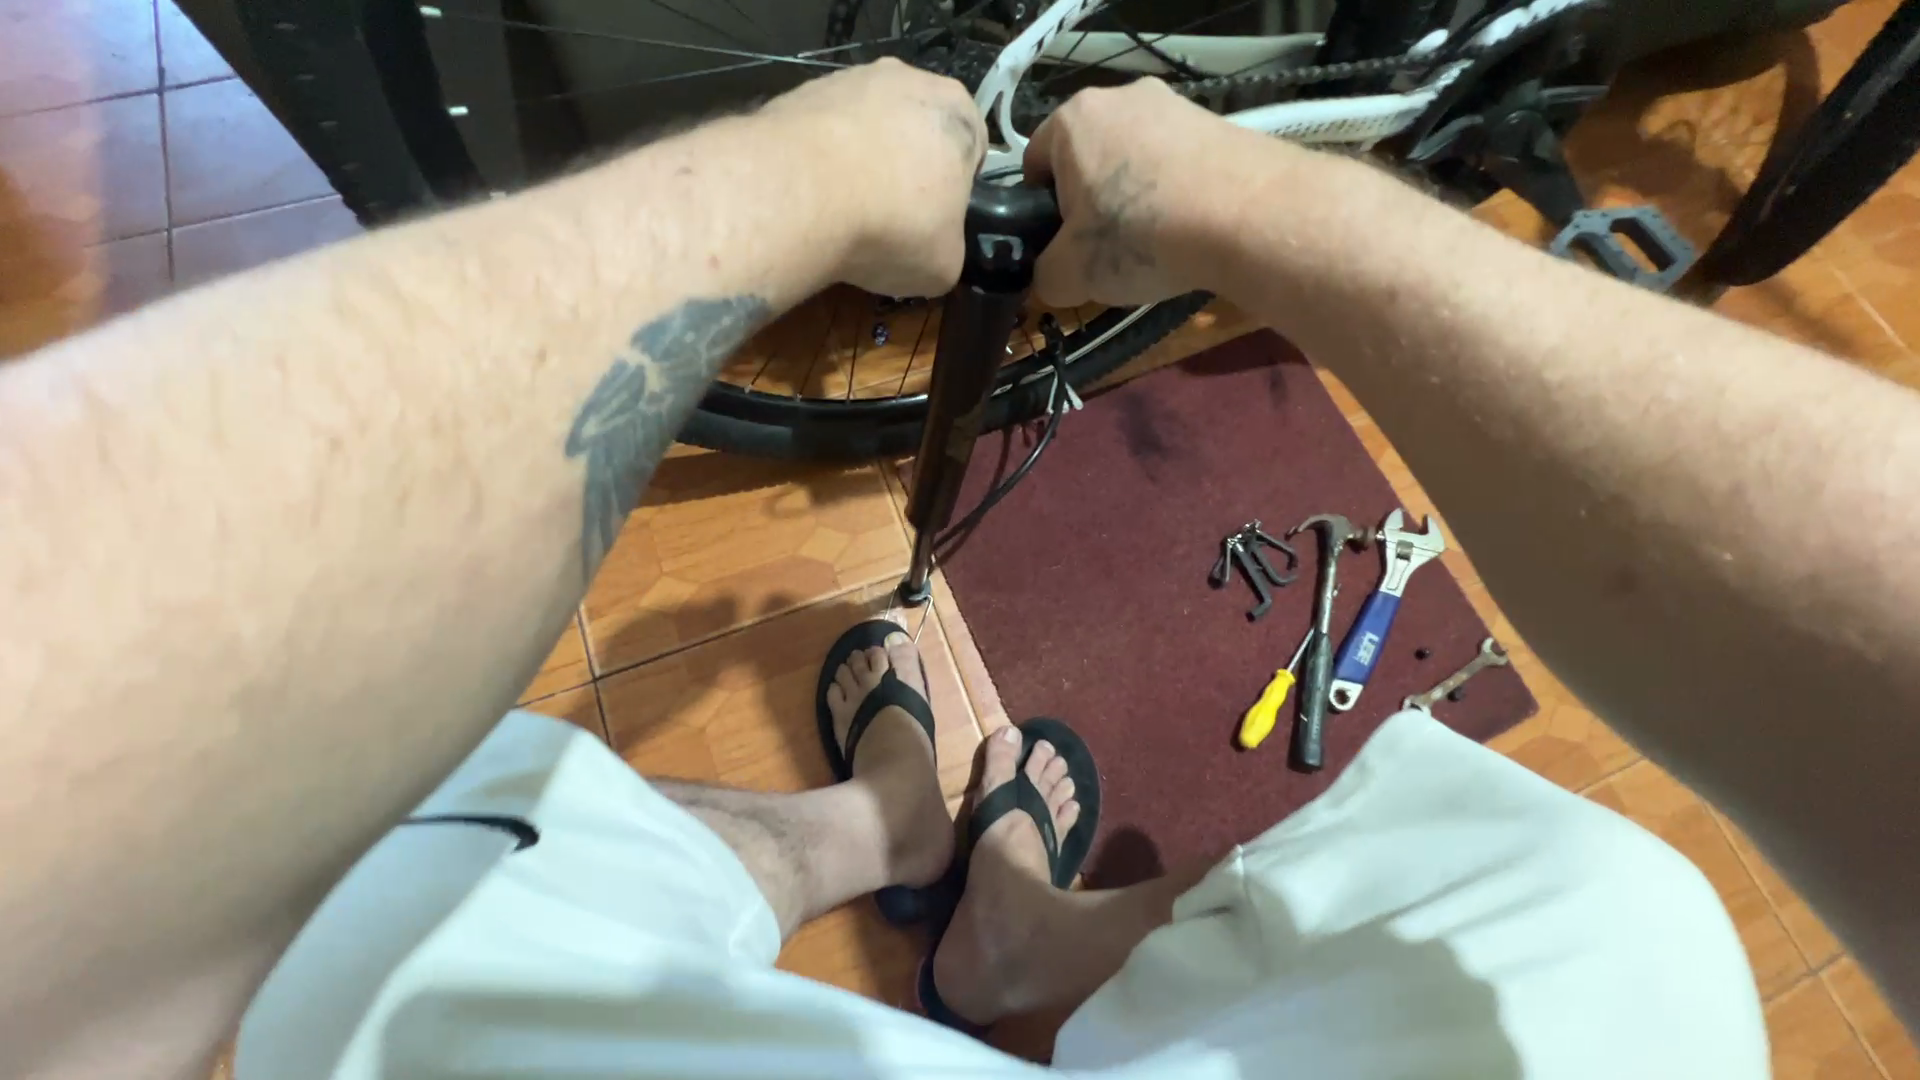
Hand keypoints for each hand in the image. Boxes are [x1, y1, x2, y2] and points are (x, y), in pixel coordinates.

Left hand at [765, 59, 985, 296]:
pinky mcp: (799, 93)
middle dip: (905, 171)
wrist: (804, 196)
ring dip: (859, 164)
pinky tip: (811, 200)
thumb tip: (932, 248)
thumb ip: (948, 245)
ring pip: (865, 129)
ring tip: (843, 214)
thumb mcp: (946, 265)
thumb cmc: (895, 226)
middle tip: (888, 221)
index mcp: (958, 114)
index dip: (953, 190)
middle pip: (915, 133)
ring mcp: (849, 79)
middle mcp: (907, 79)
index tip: (934, 221)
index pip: (971, 150)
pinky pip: (821, 134)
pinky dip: (819, 163)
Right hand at [1024, 79, 1248, 306]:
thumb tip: (1051, 278)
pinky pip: (1175, 166)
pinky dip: (1173, 198)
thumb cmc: (1140, 236)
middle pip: (1086, 163)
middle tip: (1105, 254)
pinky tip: (1186, 232)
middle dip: (1090, 207)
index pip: (1033, 165)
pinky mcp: (1216, 123)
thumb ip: (1044, 277)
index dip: (1038, 212)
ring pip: (1133, 164)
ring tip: (1152, 248)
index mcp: (1072, 120)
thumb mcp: (1070, 275)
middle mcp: (1120, 98)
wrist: (1247, 218)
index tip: (1060, 247)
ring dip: (1134, 203)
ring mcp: (1173, 106)